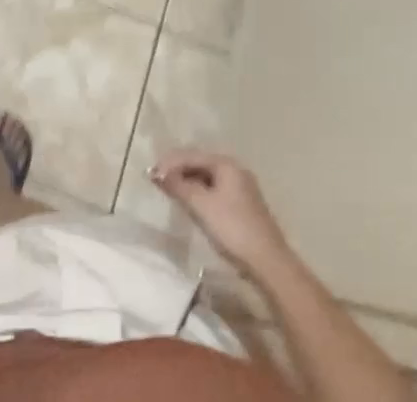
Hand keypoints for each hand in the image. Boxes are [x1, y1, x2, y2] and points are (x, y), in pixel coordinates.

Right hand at [151, 150, 293, 277]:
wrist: (267, 262)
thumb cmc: (232, 228)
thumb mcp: (200, 205)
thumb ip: (178, 185)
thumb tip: (157, 173)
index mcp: (226, 165)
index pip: (191, 155)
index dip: (169, 163)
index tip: (149, 175)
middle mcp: (235, 171)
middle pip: (199, 163)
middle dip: (177, 170)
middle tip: (156, 182)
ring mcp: (241, 188)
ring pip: (206, 177)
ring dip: (186, 182)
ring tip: (168, 191)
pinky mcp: (241, 204)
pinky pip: (213, 190)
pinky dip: (198, 192)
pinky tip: (188, 202)